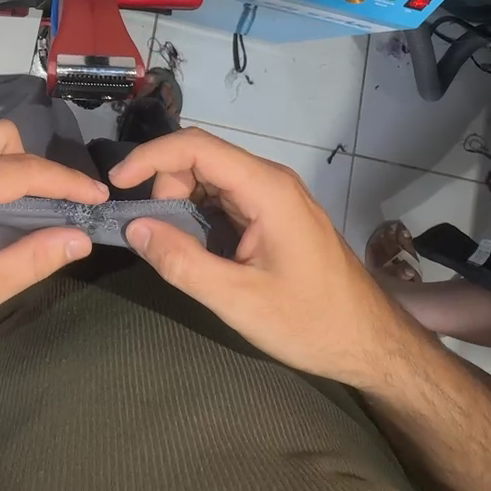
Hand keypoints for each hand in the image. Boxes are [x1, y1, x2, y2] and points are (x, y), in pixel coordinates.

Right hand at [109, 128, 415, 388]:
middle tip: (155, 236)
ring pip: (209, 177)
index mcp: (266, 188)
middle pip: (200, 158)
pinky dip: (198, 213)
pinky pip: (223, 196)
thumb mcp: (239, 301)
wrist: (372, 344)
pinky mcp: (272, 211)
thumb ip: (182, 262)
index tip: (117, 183)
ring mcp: (273, 193)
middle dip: (165, 188)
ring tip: (174, 246)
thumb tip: (134, 228)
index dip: (150, 157)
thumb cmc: (312, 323)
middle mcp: (269, 179)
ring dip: (180, 202)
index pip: (196, 146)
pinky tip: (196, 247)